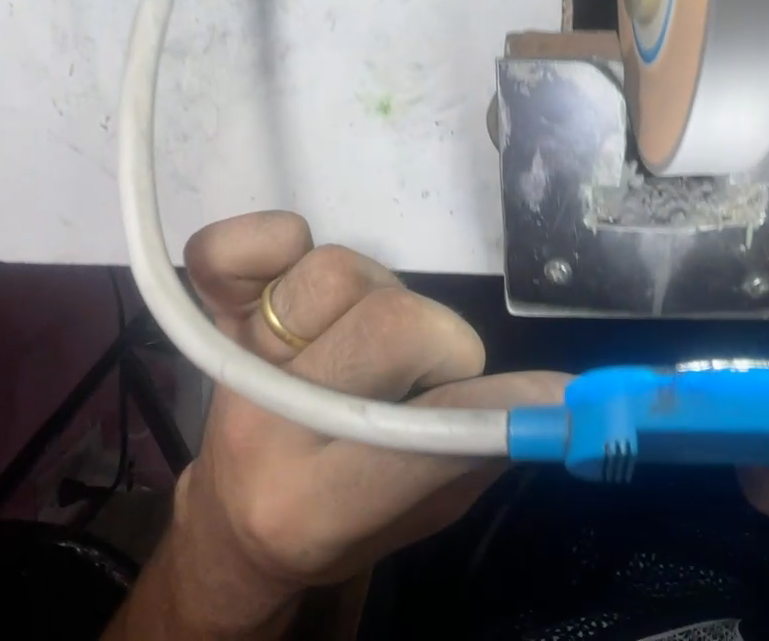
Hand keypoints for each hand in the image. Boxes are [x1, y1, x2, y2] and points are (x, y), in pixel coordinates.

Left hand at [141, 212, 568, 638]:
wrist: (236, 522)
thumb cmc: (339, 526)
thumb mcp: (420, 515)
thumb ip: (474, 452)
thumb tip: (551, 395)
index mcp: (312, 505)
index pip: (427, 433)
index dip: (504, 403)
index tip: (557, 390)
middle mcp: (264, 424)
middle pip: (390, 323)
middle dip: (440, 341)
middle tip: (432, 369)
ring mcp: (233, 361)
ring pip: (335, 272)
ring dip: (375, 292)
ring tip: (370, 332)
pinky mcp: (211, 316)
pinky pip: (229, 247)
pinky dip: (272, 242)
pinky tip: (293, 272)